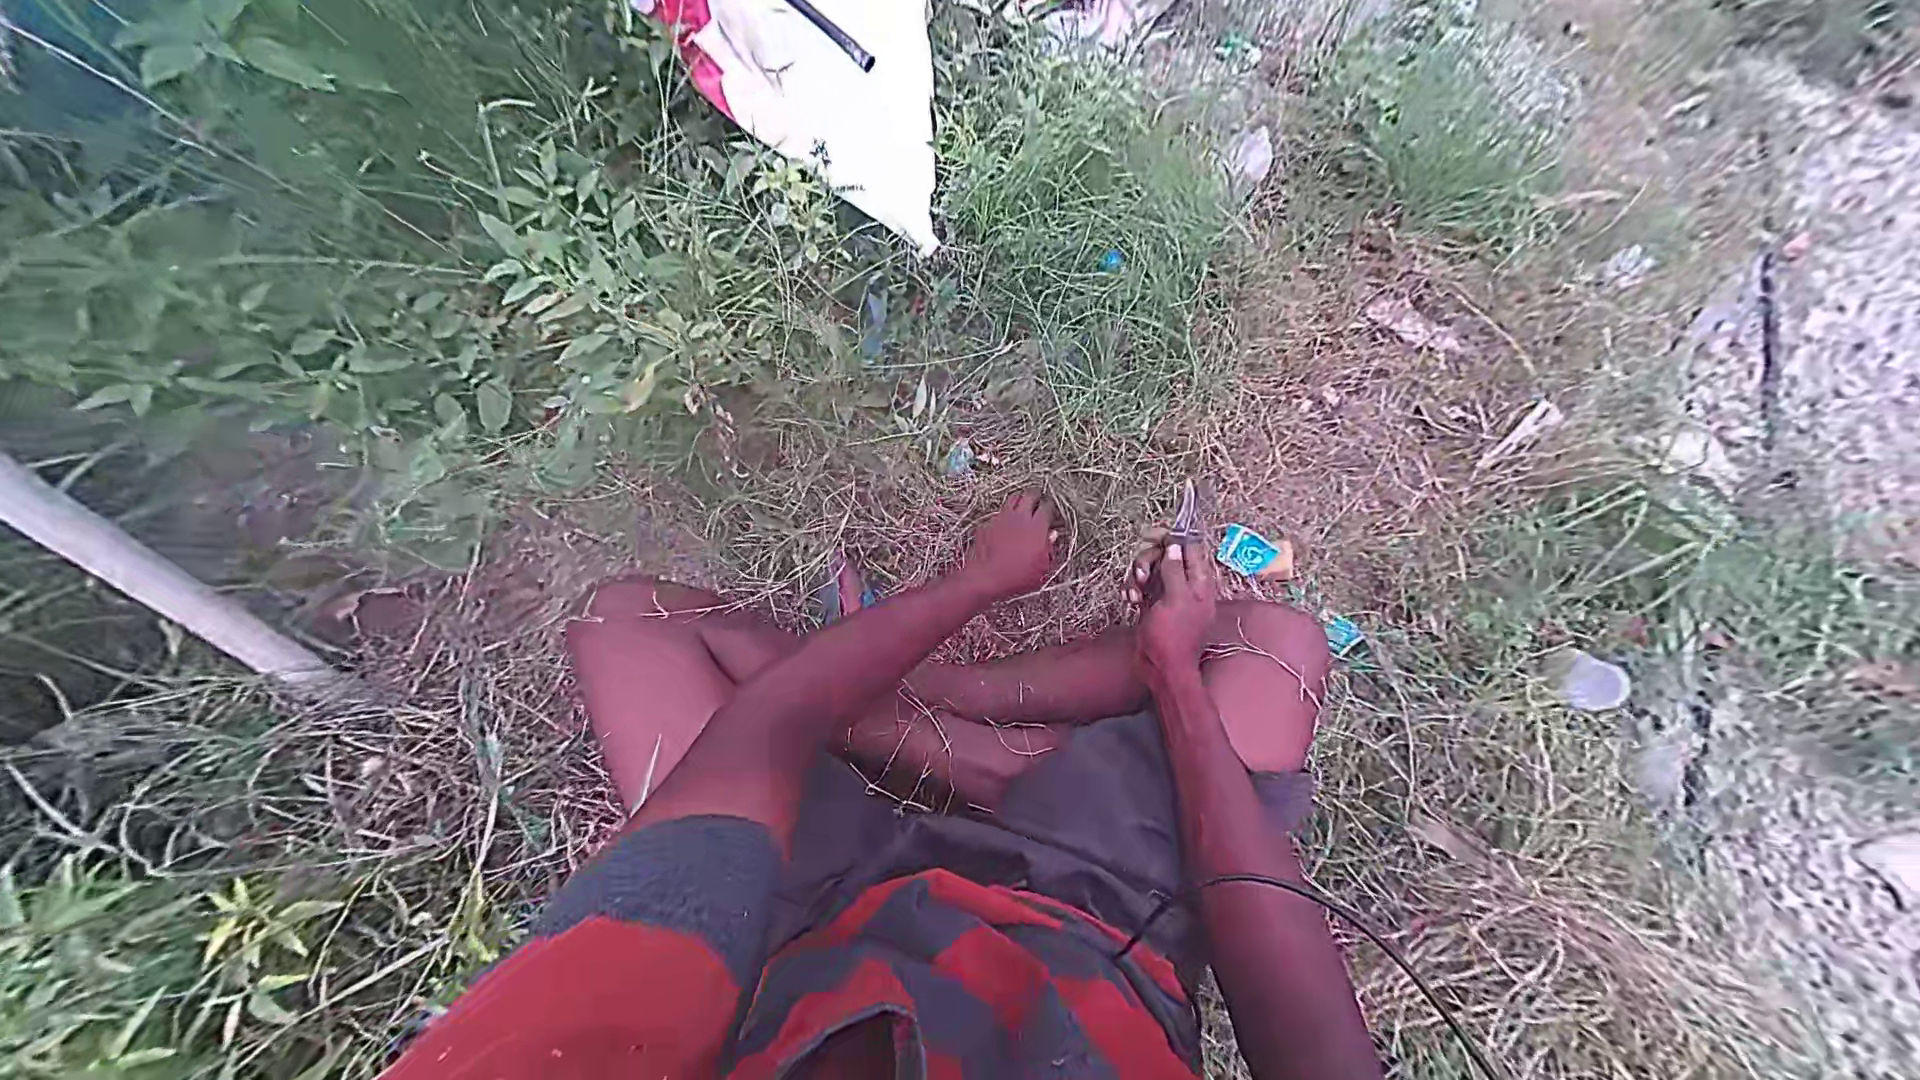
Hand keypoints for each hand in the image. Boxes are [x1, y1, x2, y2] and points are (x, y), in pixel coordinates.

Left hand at [962, 490, 1058, 599]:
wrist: (986, 578)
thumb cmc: (1016, 577)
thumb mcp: (1041, 567)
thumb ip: (1048, 547)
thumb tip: (1052, 536)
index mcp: (1036, 527)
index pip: (1047, 506)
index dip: (1050, 507)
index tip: (1051, 511)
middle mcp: (1019, 518)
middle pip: (1030, 495)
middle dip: (1036, 496)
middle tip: (1039, 501)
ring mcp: (1001, 518)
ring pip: (1013, 498)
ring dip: (1020, 500)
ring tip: (1023, 506)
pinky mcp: (988, 523)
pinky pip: (999, 512)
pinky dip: (1005, 514)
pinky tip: (1006, 523)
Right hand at [1135, 532, 1216, 675]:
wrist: (1161, 668)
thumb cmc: (1173, 637)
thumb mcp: (1176, 600)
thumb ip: (1176, 571)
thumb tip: (1175, 546)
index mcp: (1199, 582)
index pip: (1190, 547)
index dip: (1172, 538)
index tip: (1152, 536)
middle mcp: (1184, 585)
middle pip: (1166, 555)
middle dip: (1149, 560)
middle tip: (1142, 573)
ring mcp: (1167, 594)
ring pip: (1150, 569)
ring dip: (1138, 576)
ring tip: (1136, 591)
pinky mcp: (1151, 603)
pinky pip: (1141, 585)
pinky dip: (1133, 589)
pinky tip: (1131, 600)